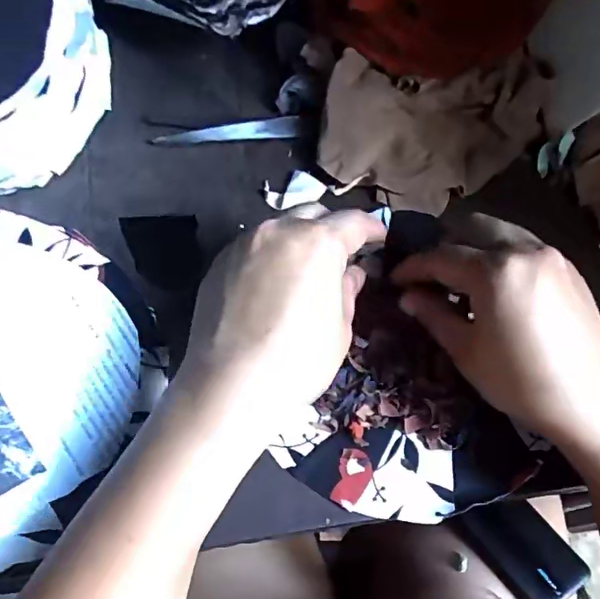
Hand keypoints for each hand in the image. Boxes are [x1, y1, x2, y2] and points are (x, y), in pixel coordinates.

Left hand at [180, 208, 385, 423]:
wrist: (231, 384)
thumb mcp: (340, 331)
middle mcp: (279, 230)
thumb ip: (347, 293)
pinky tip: (273, 284)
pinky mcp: (218, 263)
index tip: (381, 237)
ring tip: (305, 268)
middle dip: (331, 228)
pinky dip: (270, 257)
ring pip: (278, 228)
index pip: (353, 222)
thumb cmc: (299, 360)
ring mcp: (244, 244)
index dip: (372, 228)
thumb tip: (350, 274)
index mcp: (318, 243)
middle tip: (342, 253)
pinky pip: (253, 248)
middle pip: (312, 214)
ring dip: (297, 240)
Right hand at [392, 214, 599, 450]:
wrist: (588, 399)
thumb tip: (409, 296)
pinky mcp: (570, 269)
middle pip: (473, 227)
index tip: (396, 280)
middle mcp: (525, 249)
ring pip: (502, 233)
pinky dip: (504, 257)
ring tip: (462, 281)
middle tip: (429, 277)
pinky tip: (498, 289)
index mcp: (495, 270)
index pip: (442, 255)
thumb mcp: (467, 352)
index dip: (413, 267)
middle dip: (445, 245)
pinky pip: (527, 248)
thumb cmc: (519, 382)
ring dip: (476, 247)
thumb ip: (435, 316)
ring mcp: (552, 256)